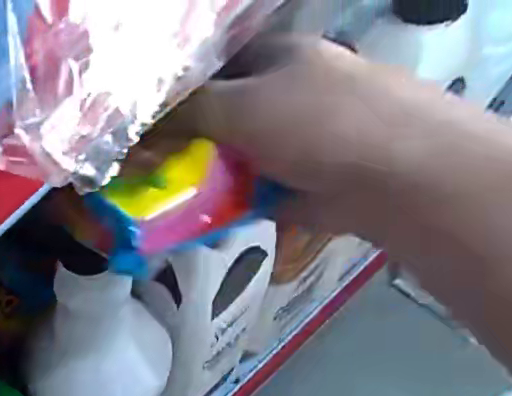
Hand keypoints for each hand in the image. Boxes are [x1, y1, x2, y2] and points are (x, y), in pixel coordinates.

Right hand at [131, 36, 480, 235]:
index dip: (163, 95)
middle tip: (125, 169)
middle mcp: (269, 96)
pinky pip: (227, 193)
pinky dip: (205, 206)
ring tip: (142, 198)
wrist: (387, 174)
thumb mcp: (243, 106)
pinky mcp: (275, 184)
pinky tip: (174, 219)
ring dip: (183, 178)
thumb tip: (133, 127)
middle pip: (203, 119)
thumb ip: (186, 113)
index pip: (201, 70)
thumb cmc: (319, 121)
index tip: (124, 125)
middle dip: (168, 144)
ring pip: (213, 159)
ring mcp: (273, 142)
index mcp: (267, 59)